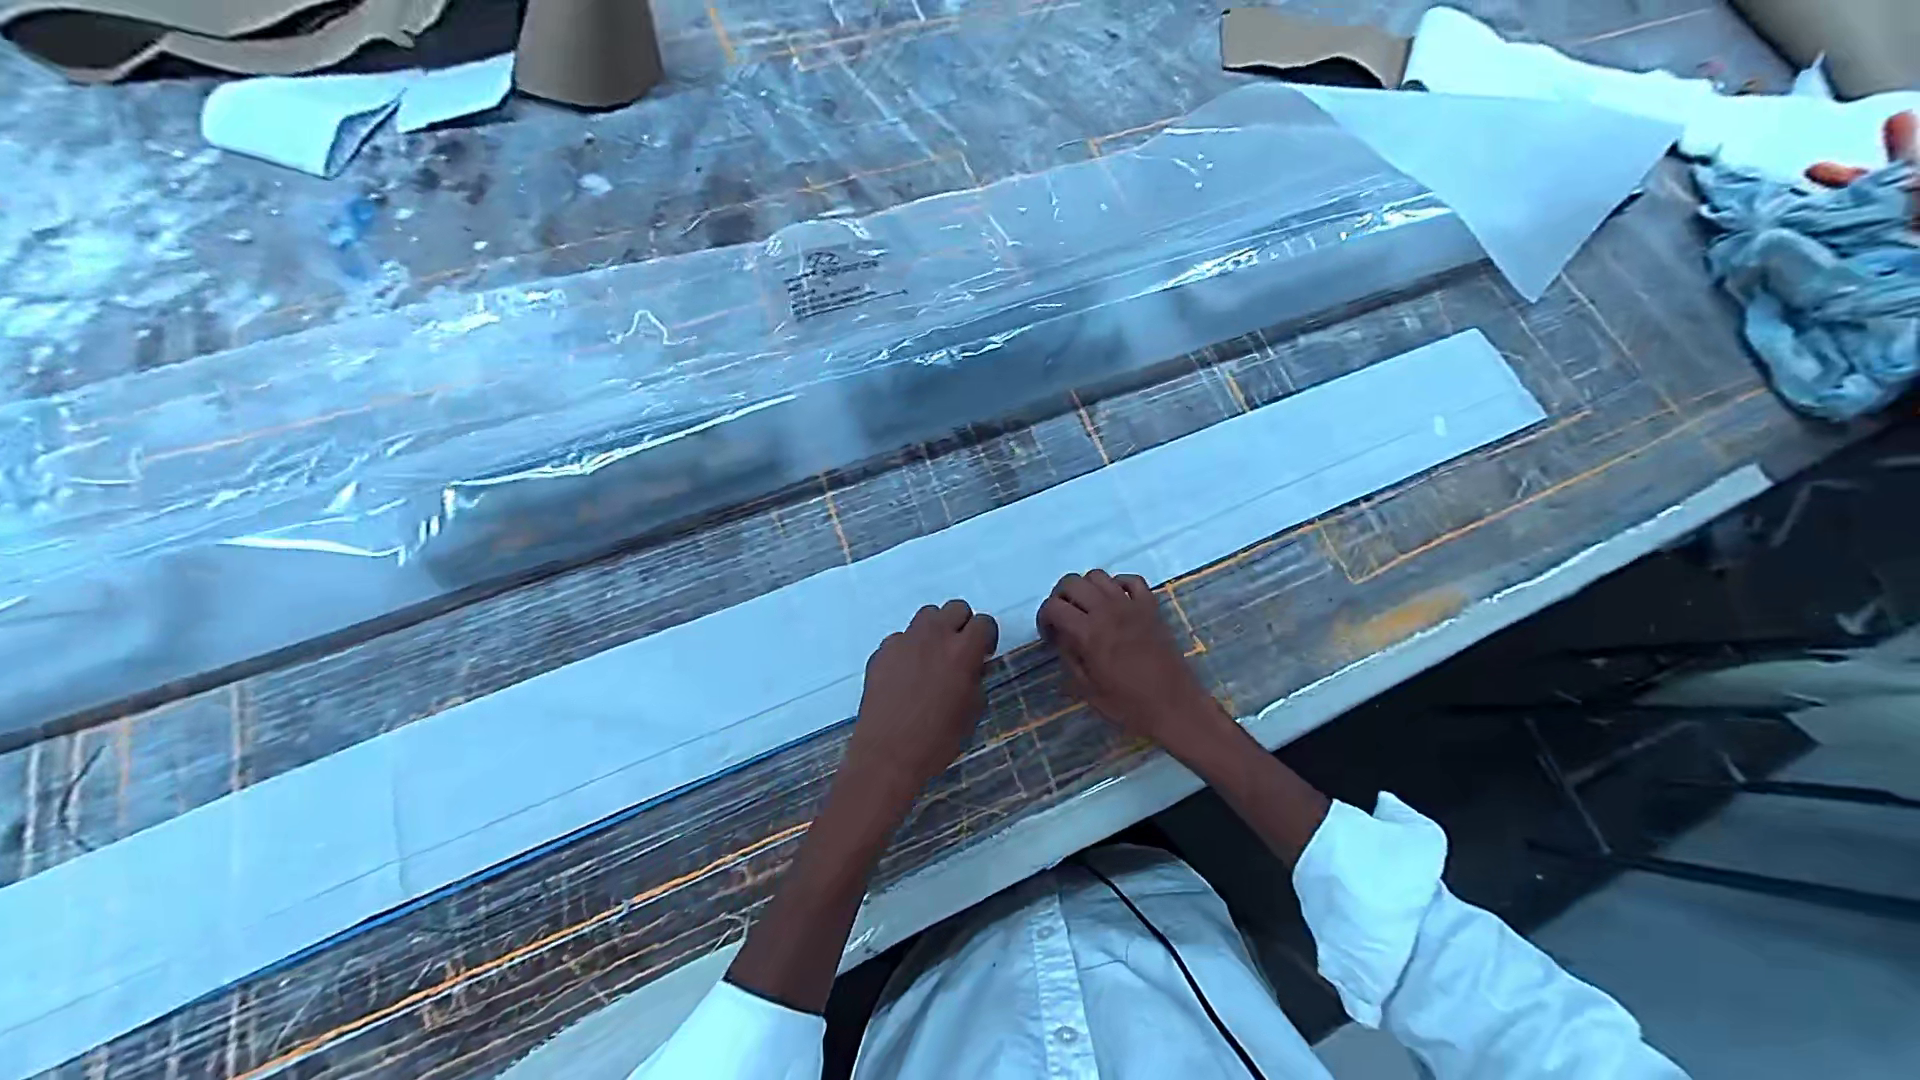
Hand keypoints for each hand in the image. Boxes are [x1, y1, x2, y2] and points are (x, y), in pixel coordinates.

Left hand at [844, 599, 998, 802]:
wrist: (888, 753)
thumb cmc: (938, 739)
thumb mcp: (971, 710)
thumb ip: (976, 678)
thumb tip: (972, 666)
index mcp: (963, 651)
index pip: (984, 622)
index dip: (987, 637)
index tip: (983, 654)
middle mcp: (934, 637)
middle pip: (956, 608)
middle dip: (962, 625)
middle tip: (959, 650)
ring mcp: (904, 640)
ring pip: (927, 615)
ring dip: (935, 629)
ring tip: (933, 656)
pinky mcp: (882, 651)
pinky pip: (901, 637)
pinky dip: (908, 648)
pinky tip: (906, 673)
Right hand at [1036, 570, 1232, 760]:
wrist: (1174, 706)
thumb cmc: (1128, 704)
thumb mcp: (1087, 689)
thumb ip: (1069, 657)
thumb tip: (1061, 637)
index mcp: (1088, 632)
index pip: (1053, 607)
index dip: (1044, 618)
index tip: (1049, 635)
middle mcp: (1107, 610)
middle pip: (1071, 583)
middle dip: (1059, 597)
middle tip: (1063, 618)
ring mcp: (1131, 605)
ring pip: (1098, 576)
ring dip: (1086, 588)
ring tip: (1088, 609)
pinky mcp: (1151, 607)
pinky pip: (1131, 580)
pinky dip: (1118, 585)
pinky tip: (1116, 602)